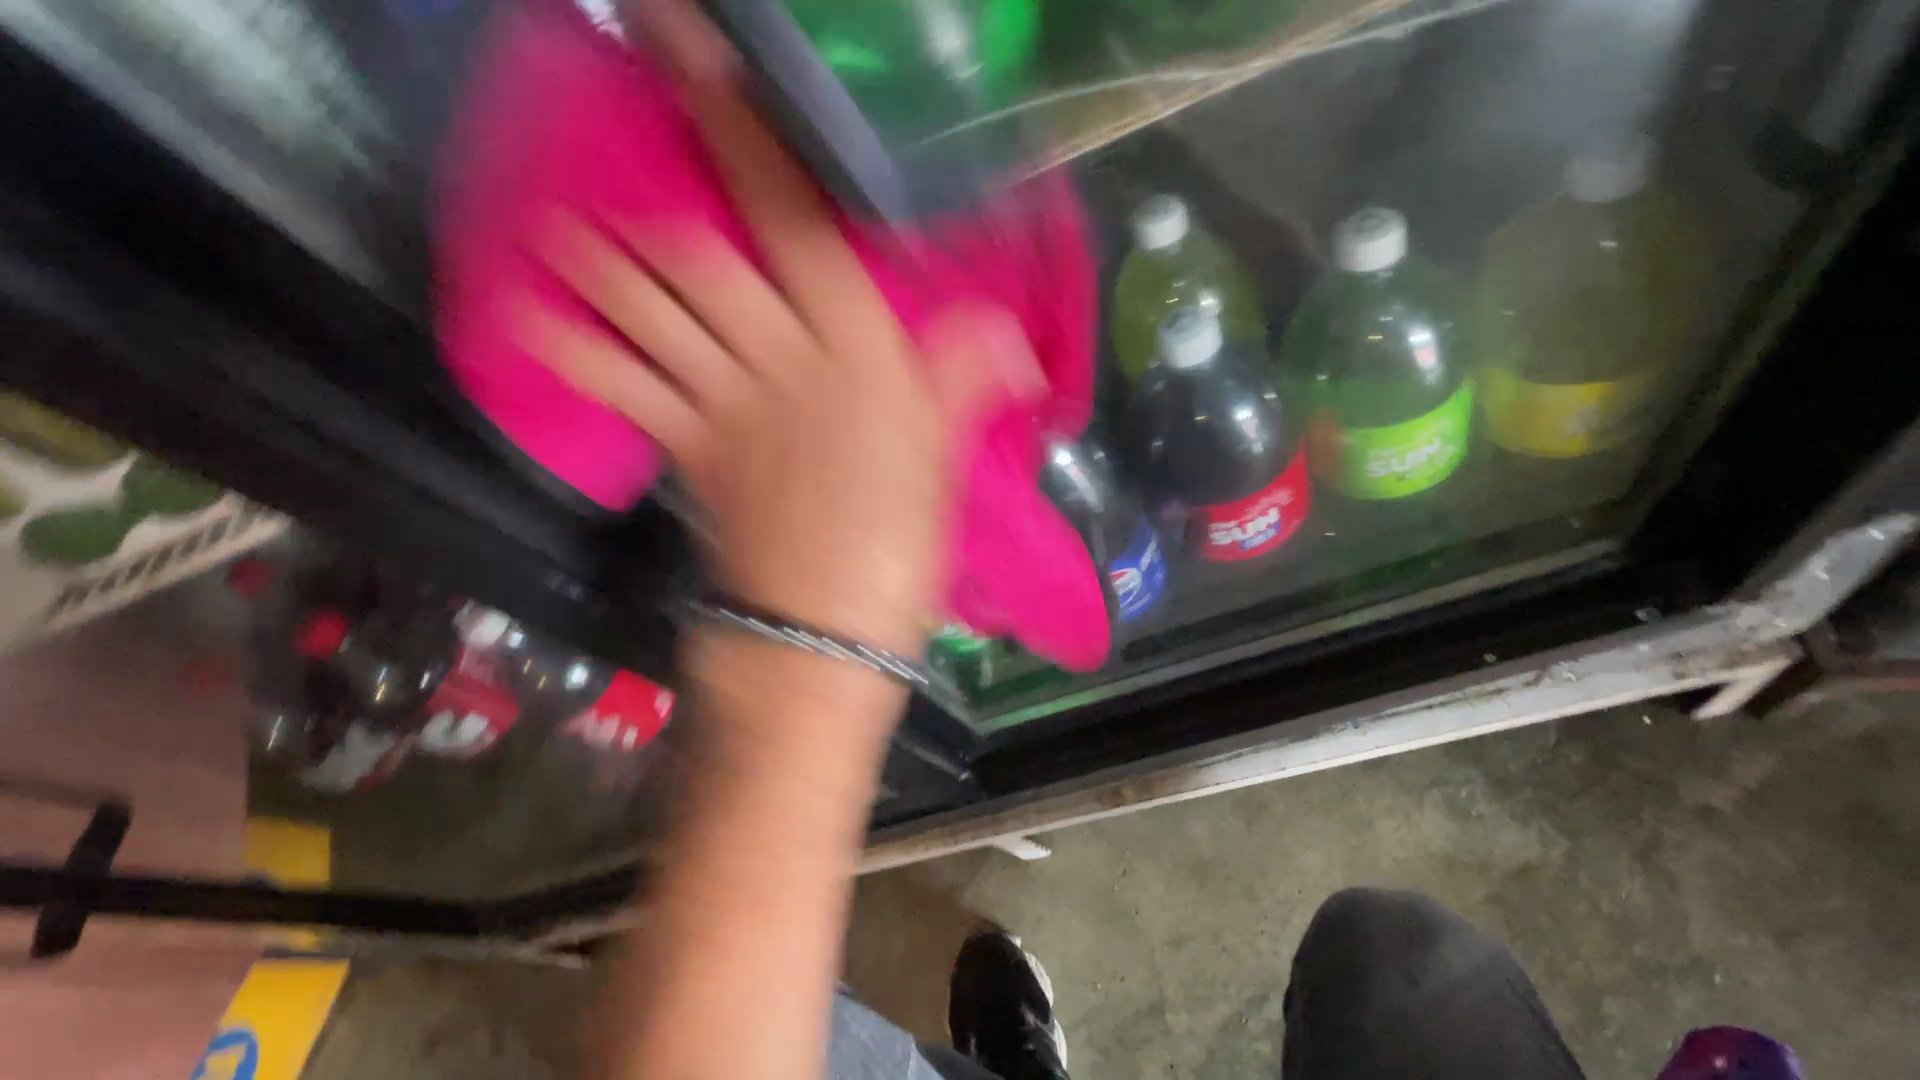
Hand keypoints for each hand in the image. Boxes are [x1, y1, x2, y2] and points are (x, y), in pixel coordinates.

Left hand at [517, 7, 1041, 654]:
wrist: (825, 630)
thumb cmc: (899, 540)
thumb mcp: (945, 456)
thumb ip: (965, 381)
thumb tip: (1013, 338)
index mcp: (853, 345)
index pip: (795, 215)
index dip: (743, 129)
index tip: (696, 52)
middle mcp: (779, 355)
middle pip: (704, 247)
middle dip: (657, 166)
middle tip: (614, 94)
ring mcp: (723, 399)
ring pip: (648, 305)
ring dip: (599, 251)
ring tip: (559, 203)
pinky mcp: (686, 444)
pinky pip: (621, 386)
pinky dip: (571, 350)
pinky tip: (527, 313)